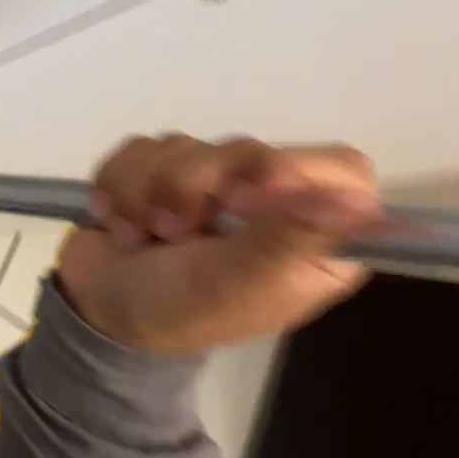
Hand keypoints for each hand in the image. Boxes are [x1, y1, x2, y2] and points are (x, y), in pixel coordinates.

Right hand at [57, 134, 383, 352]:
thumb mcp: (239, 284)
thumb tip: (360, 205)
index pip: (336, 168)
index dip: (285, 172)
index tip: (237, 202)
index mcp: (314, 233)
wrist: (98, 311)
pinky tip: (119, 221)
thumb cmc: (181, 310)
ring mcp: (208, 183)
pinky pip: (136, 148)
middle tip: (172, 233)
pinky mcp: (155, 171)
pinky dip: (115, 187)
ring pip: (178, 146)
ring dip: (142, 194)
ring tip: (140, 237)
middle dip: (186, 188)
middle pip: (242, 150)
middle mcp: (269, 201)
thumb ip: (289, 240)